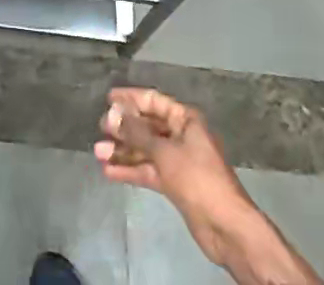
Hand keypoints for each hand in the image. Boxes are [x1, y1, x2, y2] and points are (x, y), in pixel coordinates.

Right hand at [94, 89, 250, 259]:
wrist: (225, 226)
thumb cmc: (197, 178)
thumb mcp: (164, 151)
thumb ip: (136, 133)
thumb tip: (113, 114)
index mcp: (185, 120)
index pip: (154, 101)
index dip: (131, 98)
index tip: (108, 98)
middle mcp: (181, 136)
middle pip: (148, 126)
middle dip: (124, 127)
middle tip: (101, 128)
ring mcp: (177, 161)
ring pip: (145, 150)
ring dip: (123, 151)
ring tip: (98, 153)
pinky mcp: (174, 183)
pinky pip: (148, 170)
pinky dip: (131, 170)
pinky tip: (109, 172)